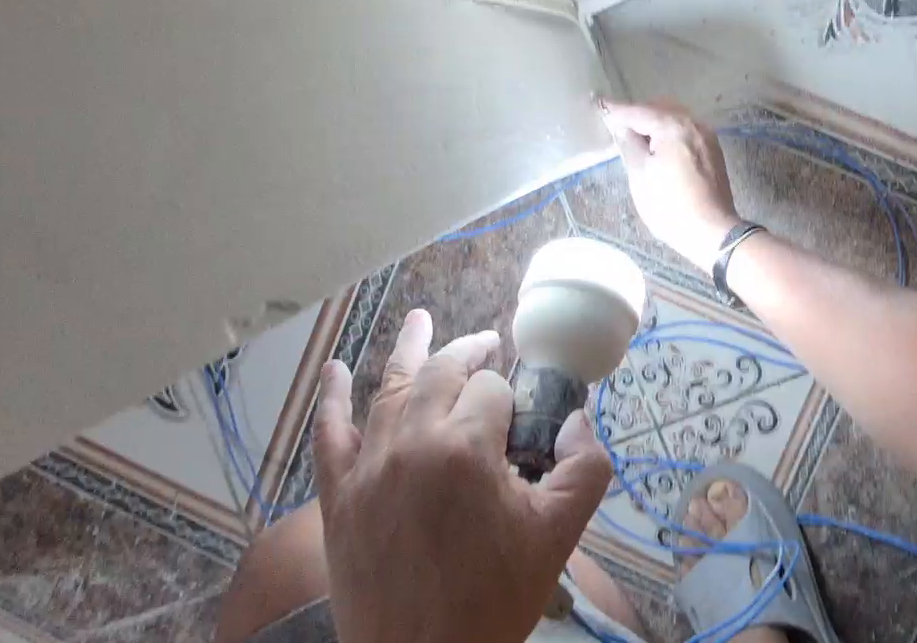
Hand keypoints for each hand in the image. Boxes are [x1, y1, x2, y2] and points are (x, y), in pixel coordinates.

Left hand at [313, 310, 611, 642]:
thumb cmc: (496, 597)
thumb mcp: (561, 532)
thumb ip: (585, 465)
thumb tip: (576, 420)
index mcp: (466, 449)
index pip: (493, 389)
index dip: (512, 397)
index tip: (522, 417)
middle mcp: (412, 443)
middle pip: (443, 372)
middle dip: (471, 352)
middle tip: (490, 344)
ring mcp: (369, 467)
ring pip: (392, 388)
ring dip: (411, 349)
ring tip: (422, 318)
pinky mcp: (339, 496)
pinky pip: (330, 433)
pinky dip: (333, 398)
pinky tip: (338, 369)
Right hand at [597, 97, 740, 271]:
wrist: (711, 231)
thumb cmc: (670, 206)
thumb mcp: (640, 176)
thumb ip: (629, 145)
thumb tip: (622, 127)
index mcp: (673, 127)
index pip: (639, 112)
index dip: (617, 111)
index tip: (600, 106)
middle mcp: (693, 124)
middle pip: (659, 109)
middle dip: (638, 115)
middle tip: (616, 126)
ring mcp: (706, 136)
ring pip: (674, 118)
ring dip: (654, 123)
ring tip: (635, 138)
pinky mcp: (712, 150)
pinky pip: (685, 131)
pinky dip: (669, 132)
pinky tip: (658, 146)